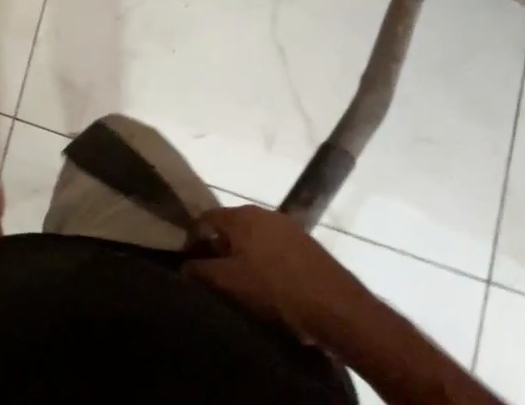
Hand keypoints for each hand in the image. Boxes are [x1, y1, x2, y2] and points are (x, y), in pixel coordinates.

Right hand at [184, 206, 370, 342]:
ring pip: (255, 239)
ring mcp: (291, 227)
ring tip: (244, 284)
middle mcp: (264, 212)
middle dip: (220, 248)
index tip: (190, 264)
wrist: (340, 311)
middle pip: (230, 227)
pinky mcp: (311, 246)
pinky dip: (268, 263)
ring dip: (245, 256)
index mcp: (240, 214)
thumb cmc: (276, 290)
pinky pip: (277, 250)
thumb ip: (199, 270)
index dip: (192, 241)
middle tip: (215, 275)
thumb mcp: (227, 283)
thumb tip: (184, 265)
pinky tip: (272, 286)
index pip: (203, 219)